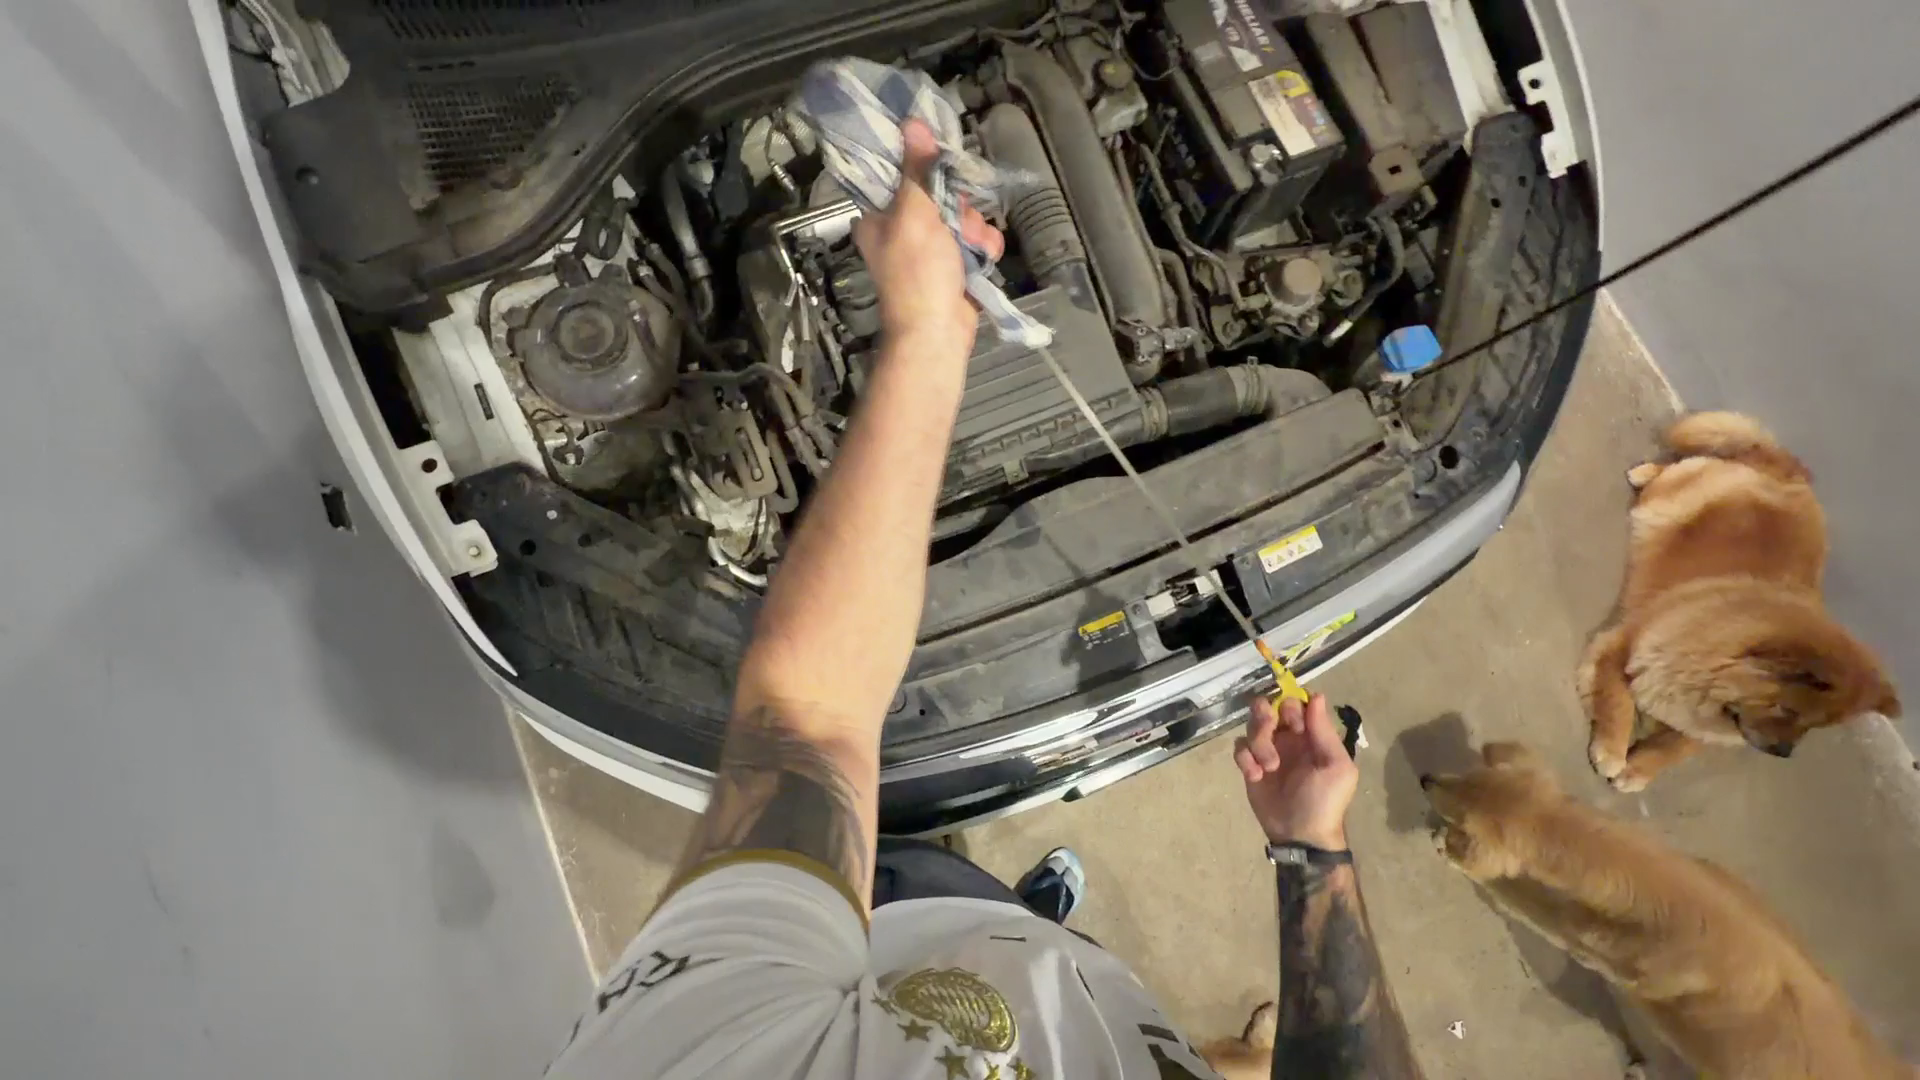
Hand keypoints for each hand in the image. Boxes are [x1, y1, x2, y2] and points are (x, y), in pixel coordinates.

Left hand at [851, 119, 1003, 355]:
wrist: (937, 334)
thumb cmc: (918, 275)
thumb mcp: (915, 215)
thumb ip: (917, 170)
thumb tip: (913, 123)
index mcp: (878, 217)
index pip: (899, 174)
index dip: (924, 166)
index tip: (943, 163)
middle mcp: (901, 230)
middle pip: (938, 193)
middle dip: (959, 205)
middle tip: (960, 218)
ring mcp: (929, 251)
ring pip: (962, 216)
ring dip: (975, 228)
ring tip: (975, 245)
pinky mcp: (953, 267)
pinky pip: (974, 242)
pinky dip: (983, 248)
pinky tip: (984, 257)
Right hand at [1234, 694, 1356, 849]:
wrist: (1300, 834)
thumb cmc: (1325, 800)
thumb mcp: (1336, 767)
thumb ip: (1324, 732)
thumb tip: (1316, 696)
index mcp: (1310, 735)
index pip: (1295, 703)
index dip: (1291, 707)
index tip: (1294, 724)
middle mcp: (1287, 738)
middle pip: (1267, 707)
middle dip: (1265, 716)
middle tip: (1271, 729)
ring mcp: (1266, 750)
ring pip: (1251, 726)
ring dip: (1258, 743)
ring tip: (1268, 767)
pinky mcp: (1249, 765)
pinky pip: (1239, 748)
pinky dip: (1245, 760)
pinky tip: (1256, 776)